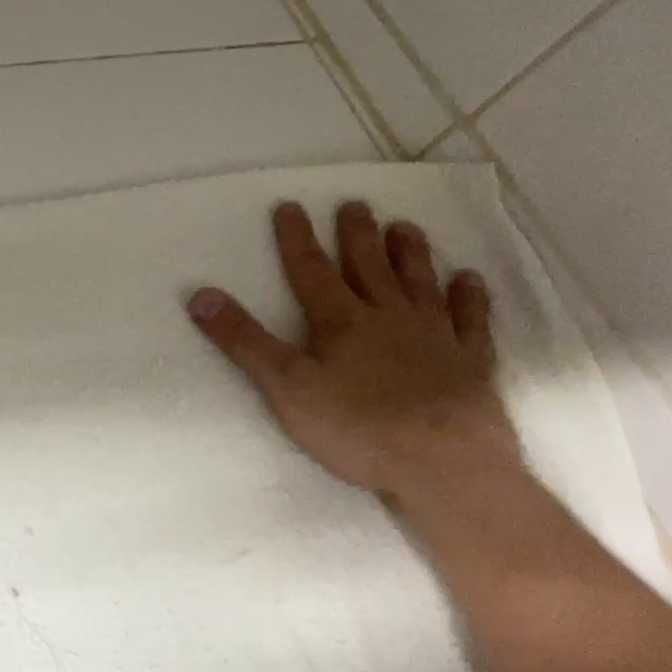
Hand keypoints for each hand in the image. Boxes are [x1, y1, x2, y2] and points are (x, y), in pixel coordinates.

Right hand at [187, 201, 521, 501]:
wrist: (445, 467)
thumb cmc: (356, 427)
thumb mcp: (284, 385)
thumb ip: (243, 340)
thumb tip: (200, 294)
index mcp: (340, 322)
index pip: (311, 270)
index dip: (297, 238)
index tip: (290, 206)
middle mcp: (388, 319)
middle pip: (369, 268)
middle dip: (358, 236)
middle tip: (356, 204)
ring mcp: (435, 339)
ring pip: (419, 285)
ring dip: (410, 255)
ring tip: (406, 227)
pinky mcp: (470, 365)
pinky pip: (471, 321)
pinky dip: (469, 298)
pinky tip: (469, 280)